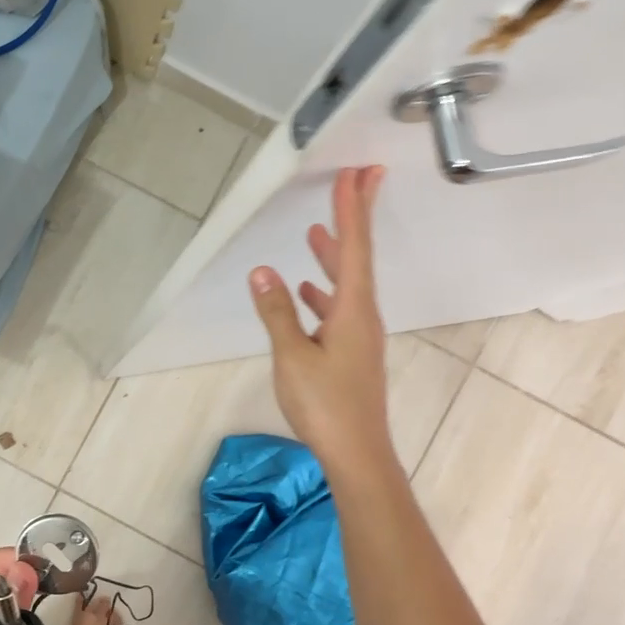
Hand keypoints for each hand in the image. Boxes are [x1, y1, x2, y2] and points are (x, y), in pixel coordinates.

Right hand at [248, 165, 395, 480]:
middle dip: (352, 221)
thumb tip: (262, 272)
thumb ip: (277, 313)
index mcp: (353, 310)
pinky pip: (339, 309)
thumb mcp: (292, 357)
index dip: (353, 210)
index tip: (358, 173)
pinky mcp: (351, 354)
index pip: (354, 249)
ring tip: (317, 234)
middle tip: (354, 183)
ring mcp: (359, 336)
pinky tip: (307, 293)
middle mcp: (363, 316)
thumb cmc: (325, 404)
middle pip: (358, 260)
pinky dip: (323, 293)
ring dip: (333, 258)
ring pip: (347, 285)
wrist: (356, 451)